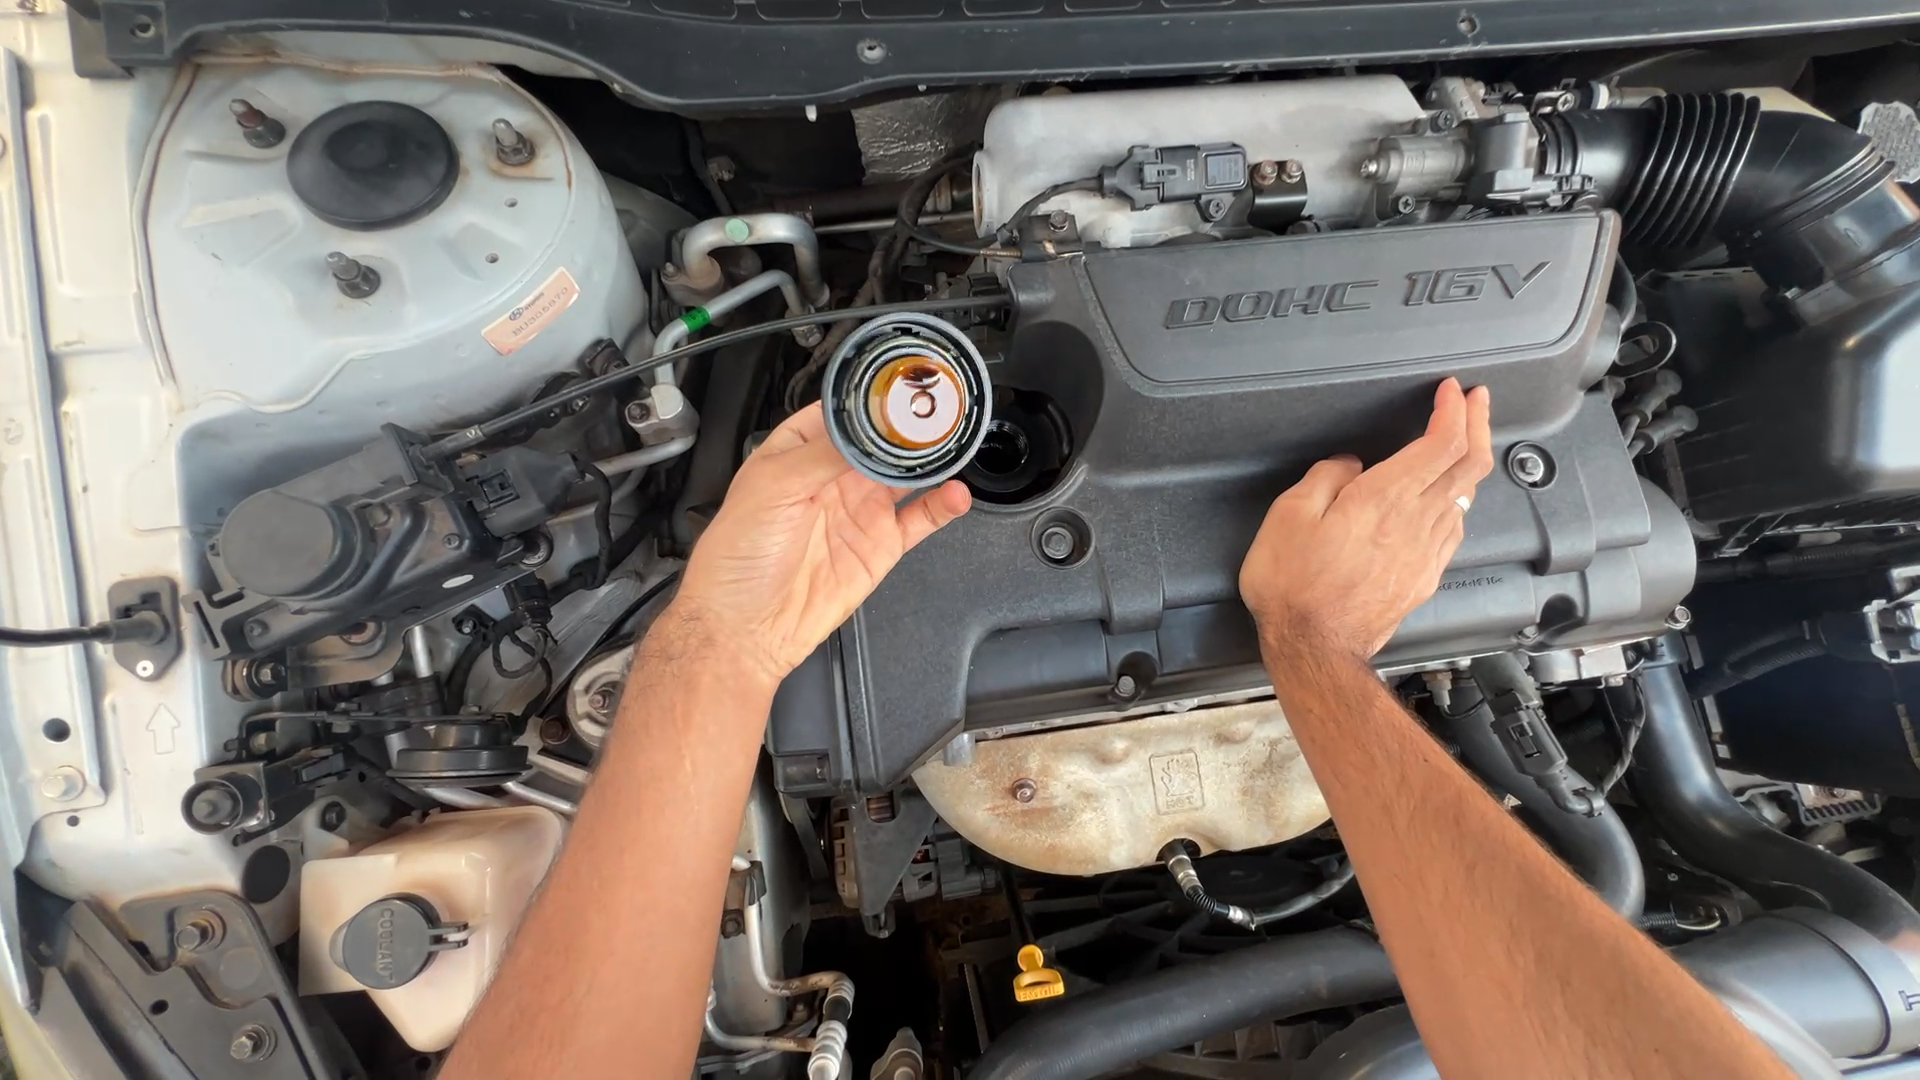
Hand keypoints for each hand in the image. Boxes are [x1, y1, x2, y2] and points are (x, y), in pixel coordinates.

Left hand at [669, 402, 971, 687]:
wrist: (749, 627)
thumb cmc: (738, 557)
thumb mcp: (773, 488)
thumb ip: (823, 455)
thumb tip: (867, 431)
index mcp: (798, 452)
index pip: (843, 415)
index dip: (870, 401)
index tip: (898, 390)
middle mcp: (832, 477)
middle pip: (882, 443)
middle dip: (909, 428)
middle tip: (937, 414)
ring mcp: (860, 510)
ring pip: (906, 476)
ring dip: (930, 462)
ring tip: (953, 445)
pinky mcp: (880, 544)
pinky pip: (919, 519)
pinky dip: (941, 505)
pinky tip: (955, 494)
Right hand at [1239, 378, 1493, 661]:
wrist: (1314, 646)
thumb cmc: (1293, 584)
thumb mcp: (1287, 516)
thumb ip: (1324, 478)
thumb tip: (1349, 464)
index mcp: (1383, 499)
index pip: (1440, 442)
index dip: (1453, 410)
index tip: (1451, 391)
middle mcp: (1416, 521)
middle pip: (1470, 463)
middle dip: (1478, 424)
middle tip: (1476, 402)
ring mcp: (1426, 551)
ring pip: (1467, 496)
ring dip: (1470, 462)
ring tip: (1459, 446)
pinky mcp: (1424, 576)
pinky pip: (1453, 528)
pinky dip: (1456, 501)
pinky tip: (1444, 502)